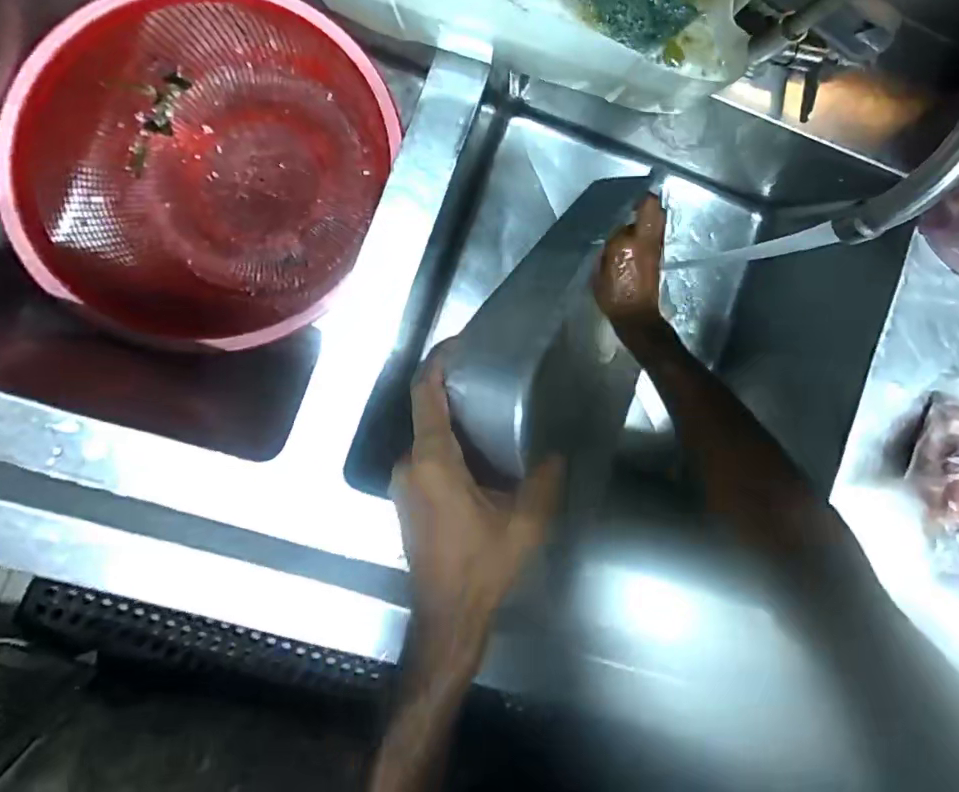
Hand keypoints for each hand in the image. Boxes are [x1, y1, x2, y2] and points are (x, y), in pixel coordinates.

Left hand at [392, 344, 563, 634]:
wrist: (447, 617)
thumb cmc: (483, 564)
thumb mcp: (526, 519)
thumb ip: (543, 477)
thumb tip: (555, 450)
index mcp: (432, 459)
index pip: (426, 391)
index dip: (440, 359)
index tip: (463, 341)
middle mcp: (409, 463)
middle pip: (428, 410)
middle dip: (458, 390)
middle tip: (497, 378)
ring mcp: (403, 482)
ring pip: (429, 435)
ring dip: (457, 421)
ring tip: (497, 413)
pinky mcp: (407, 499)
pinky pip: (427, 456)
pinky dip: (451, 444)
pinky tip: (483, 455)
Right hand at [593, 194, 670, 352]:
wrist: (637, 316)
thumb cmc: (613, 297)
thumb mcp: (598, 273)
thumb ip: (605, 250)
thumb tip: (611, 236)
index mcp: (624, 243)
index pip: (626, 215)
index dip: (624, 205)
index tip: (619, 199)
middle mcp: (643, 239)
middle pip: (651, 208)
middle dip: (645, 199)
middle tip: (635, 196)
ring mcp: (654, 246)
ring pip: (658, 218)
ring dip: (651, 210)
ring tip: (638, 208)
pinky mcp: (659, 255)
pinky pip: (657, 230)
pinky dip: (652, 223)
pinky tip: (641, 226)